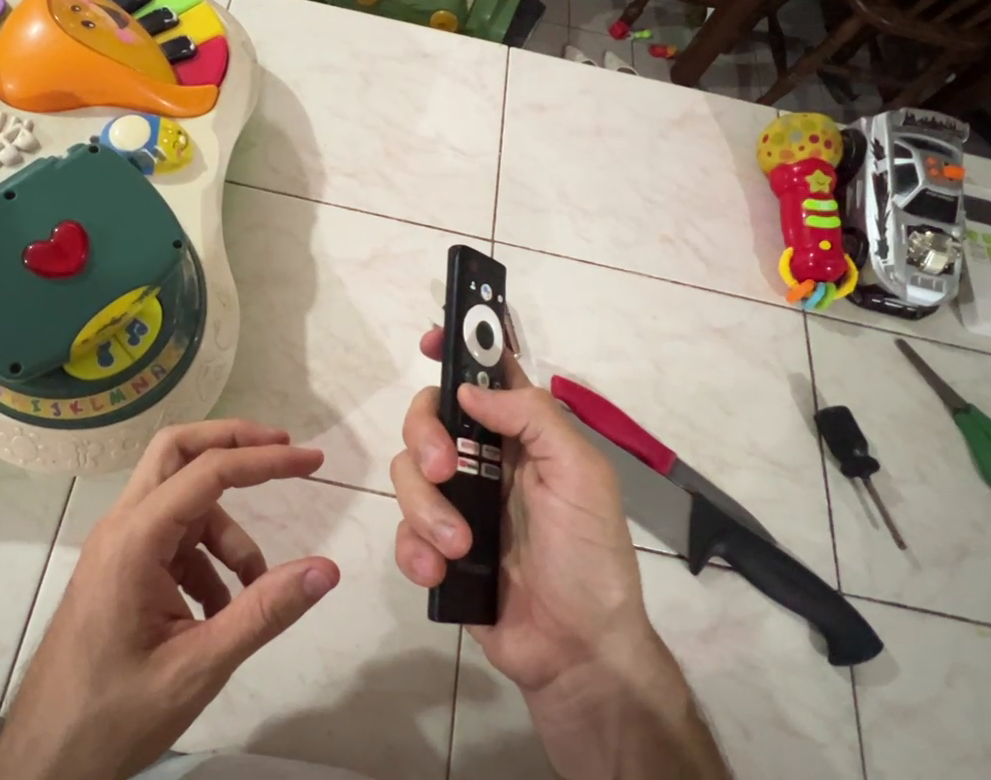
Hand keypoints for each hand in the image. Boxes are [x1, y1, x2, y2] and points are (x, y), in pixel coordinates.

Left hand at [0, 420, 340, 779]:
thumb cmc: (116, 714)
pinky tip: (217, 613)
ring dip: (227, 533)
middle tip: (285, 453)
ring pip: (183, 503)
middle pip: (178, 452)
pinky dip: (207, 561)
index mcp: (135, 540)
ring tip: (252, 590)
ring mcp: (118, 547)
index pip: (208, 472)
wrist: (45, 758)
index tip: (313, 461)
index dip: (265, 459)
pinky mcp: (121, 569)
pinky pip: (174, 540)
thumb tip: (326, 569)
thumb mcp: (200, 666)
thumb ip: (264, 612)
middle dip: (234, 444)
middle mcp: (121, 527)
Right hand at [391, 329, 728, 778]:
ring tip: (459, 547)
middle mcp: (483, 461)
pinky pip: (402, 530)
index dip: (459, 349)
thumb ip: (533, 419)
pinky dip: (414, 549)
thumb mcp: (581, 476)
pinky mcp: (435, 548)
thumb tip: (469, 391)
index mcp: (523, 436)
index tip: (430, 340)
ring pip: (407, 472)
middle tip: (445, 470)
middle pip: (429, 417)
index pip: (486, 376)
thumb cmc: (589, 556)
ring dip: (426, 509)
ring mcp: (456, 504)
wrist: (574, 650)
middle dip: (425, 437)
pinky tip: (439, 573)